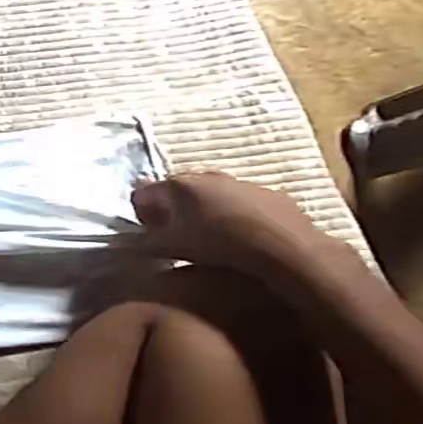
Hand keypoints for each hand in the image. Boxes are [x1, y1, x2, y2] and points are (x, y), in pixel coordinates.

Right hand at [132, 172, 352, 283]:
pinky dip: (234, 214)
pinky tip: (240, 236)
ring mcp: (240, 182)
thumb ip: (146, 241)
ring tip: (209, 235)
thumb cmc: (216, 242)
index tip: (148, 231)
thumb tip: (137, 241)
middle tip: (174, 232)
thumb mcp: (169, 247)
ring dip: (204, 210)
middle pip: (177, 190)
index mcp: (176, 184)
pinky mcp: (271, 194)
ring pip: (211, 194)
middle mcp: (206, 176)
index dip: (141, 212)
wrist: (285, 247)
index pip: (143, 192)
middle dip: (172, 208)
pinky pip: (242, 202)